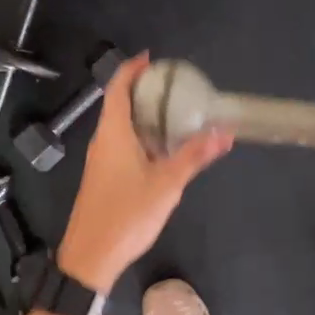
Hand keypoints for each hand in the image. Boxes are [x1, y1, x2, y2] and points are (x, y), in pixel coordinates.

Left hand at [57, 54, 232, 291]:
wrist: (91, 256)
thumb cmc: (126, 214)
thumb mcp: (167, 184)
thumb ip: (195, 155)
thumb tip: (224, 132)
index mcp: (113, 132)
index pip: (118, 88)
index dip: (132, 69)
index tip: (152, 58)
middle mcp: (102, 140)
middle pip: (119, 104)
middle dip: (143, 91)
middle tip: (173, 86)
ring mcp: (100, 159)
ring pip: (120, 126)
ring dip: (143, 115)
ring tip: (174, 113)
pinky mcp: (103, 177)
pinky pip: (121, 144)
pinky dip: (140, 135)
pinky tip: (161, 149)